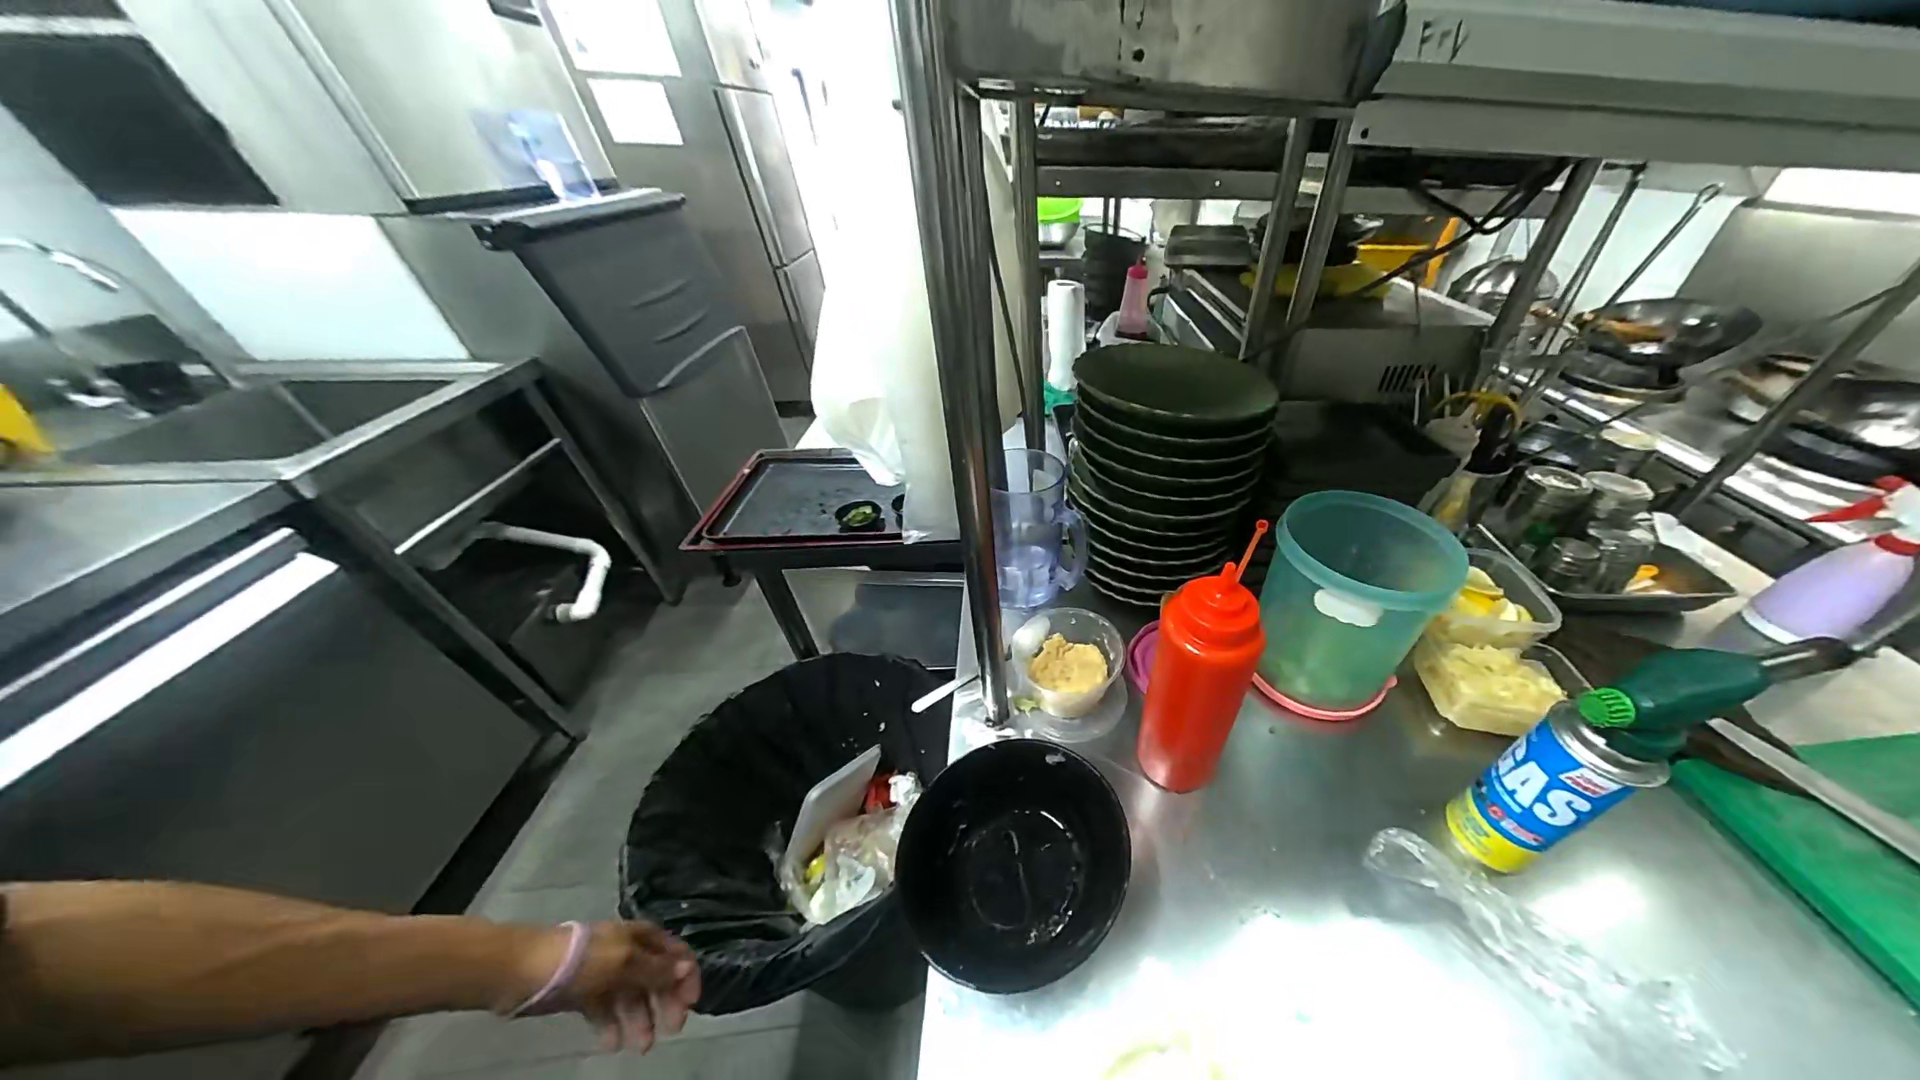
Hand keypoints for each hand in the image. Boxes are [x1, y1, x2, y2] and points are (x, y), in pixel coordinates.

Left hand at [506, 920, 701, 1052]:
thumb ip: (656, 968)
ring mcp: (606, 973)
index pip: (675, 953)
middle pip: (656, 977)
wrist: (528, 970)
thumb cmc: (584, 960)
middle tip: (671, 1030)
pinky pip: (605, 1010)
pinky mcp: (584, 992)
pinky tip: (612, 1044)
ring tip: (640, 1047)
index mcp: (642, 938)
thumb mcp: (625, 962)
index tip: (692, 1004)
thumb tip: (687, 968)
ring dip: (640, 1020)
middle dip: (665, 1002)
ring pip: (632, 997)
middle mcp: (629, 953)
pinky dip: (612, 1026)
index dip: (686, 976)